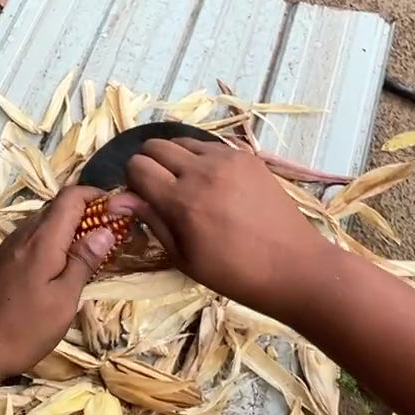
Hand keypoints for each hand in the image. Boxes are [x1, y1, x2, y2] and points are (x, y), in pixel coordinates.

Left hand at [0, 185, 113, 386]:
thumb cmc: (22, 327)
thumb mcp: (63, 300)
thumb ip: (83, 262)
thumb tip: (106, 229)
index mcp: (43, 238)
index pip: (71, 196)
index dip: (97, 195)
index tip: (119, 210)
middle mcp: (25, 233)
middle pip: (59, 206)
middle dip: (87, 212)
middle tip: (112, 235)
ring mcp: (10, 245)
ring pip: (46, 222)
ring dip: (71, 228)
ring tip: (92, 253)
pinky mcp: (2, 259)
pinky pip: (34, 238)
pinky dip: (54, 242)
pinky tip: (62, 267)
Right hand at [110, 138, 335, 309]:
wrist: (296, 267)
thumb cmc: (235, 274)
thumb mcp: (184, 257)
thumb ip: (152, 220)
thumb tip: (118, 200)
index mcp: (182, 201)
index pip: (137, 167)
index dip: (133, 182)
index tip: (143, 197)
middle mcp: (201, 171)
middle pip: (154, 146)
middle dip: (148, 164)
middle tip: (160, 187)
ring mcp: (227, 159)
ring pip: (180, 140)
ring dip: (173, 157)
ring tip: (186, 182)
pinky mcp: (246, 156)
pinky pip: (208, 144)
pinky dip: (199, 157)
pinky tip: (212, 181)